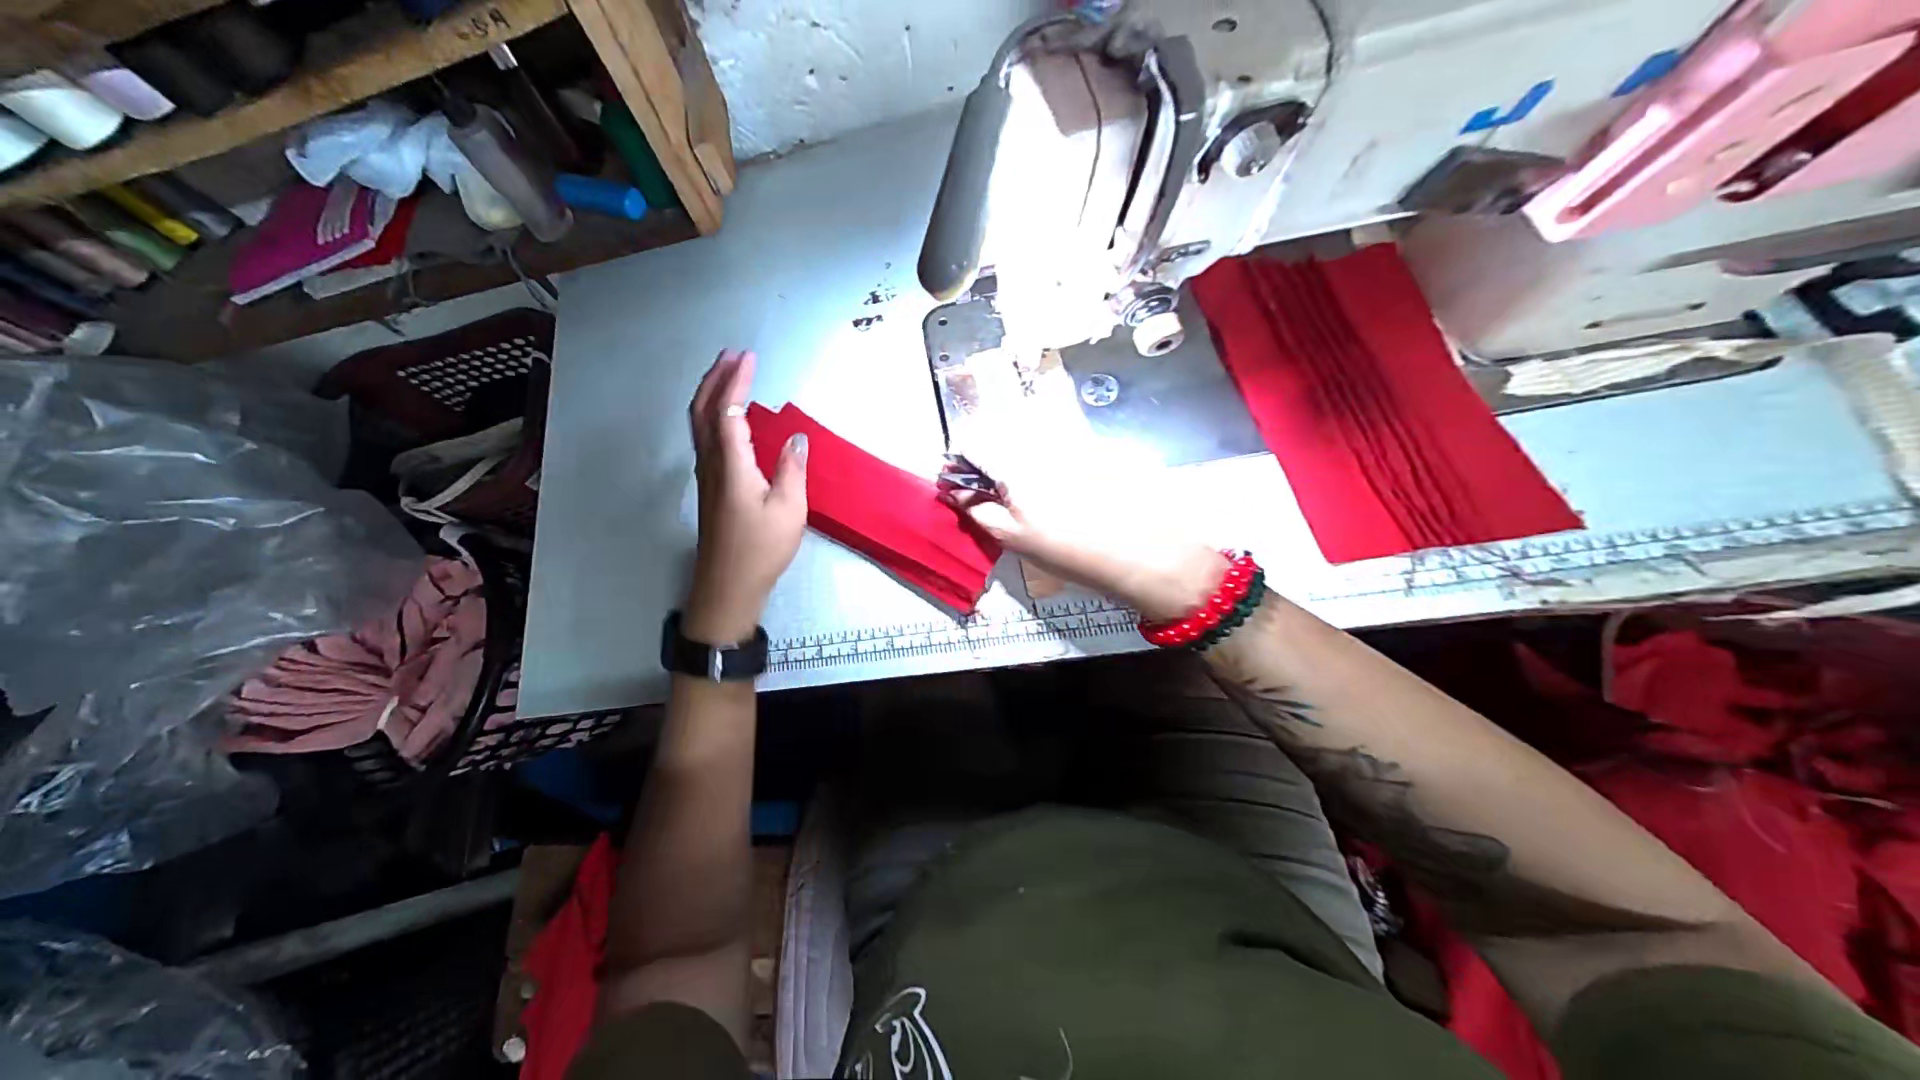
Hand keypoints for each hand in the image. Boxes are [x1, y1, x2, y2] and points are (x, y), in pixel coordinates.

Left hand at [684, 349, 806, 644]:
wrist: (728, 586)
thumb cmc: (761, 549)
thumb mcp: (789, 510)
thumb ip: (791, 469)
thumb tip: (795, 437)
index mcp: (731, 466)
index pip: (728, 412)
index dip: (736, 382)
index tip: (749, 358)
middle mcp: (711, 464)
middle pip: (703, 411)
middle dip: (715, 379)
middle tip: (732, 355)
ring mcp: (707, 476)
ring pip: (699, 424)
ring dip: (711, 394)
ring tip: (728, 375)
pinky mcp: (710, 487)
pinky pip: (705, 438)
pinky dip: (713, 415)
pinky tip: (728, 417)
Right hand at [939, 467, 1226, 621]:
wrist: (1149, 556)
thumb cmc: (1074, 553)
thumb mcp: (1015, 540)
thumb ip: (978, 510)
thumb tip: (954, 490)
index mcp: (1017, 464)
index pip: (972, 441)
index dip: (962, 460)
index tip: (967, 483)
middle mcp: (1044, 442)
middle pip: (1004, 435)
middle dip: (994, 460)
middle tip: (1004, 496)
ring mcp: (1076, 440)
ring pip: (1034, 439)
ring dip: (1026, 460)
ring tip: (1044, 498)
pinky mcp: (1104, 446)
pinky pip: (1066, 445)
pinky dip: (1058, 463)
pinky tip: (1076, 493)